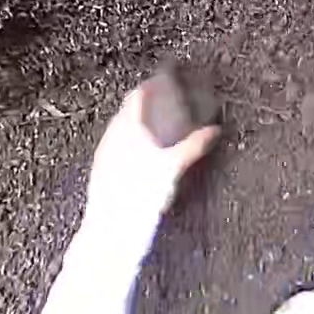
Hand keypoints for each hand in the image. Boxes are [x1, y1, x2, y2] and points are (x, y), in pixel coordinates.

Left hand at [81, 70, 219, 255]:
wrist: (111, 233)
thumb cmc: (139, 199)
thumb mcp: (174, 167)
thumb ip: (194, 145)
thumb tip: (212, 131)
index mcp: (127, 128)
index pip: (137, 95)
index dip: (151, 85)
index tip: (162, 80)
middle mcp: (112, 137)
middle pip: (128, 110)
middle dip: (145, 104)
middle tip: (162, 101)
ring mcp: (104, 155)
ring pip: (121, 128)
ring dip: (136, 123)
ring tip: (154, 127)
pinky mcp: (101, 172)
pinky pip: (116, 146)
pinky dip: (130, 142)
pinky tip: (140, 155)